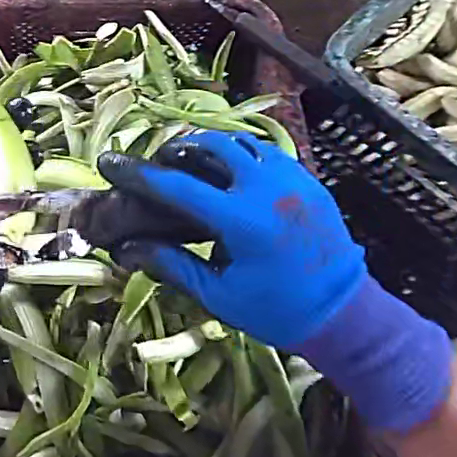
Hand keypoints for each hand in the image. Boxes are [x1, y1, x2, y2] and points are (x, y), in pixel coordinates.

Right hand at [95, 130, 453, 432]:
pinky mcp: (309, 179)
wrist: (346, 314)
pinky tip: (233, 176)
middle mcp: (268, 189)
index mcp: (243, 221)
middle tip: (164, 166)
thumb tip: (126, 251)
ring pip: (242, 142)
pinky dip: (242, 156)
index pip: (178, 185)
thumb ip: (173, 265)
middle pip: (212, 145)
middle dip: (180, 150)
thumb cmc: (277, 311)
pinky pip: (267, 152)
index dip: (139, 173)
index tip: (110, 162)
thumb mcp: (219, 295)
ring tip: (195, 166)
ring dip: (213, 148)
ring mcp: (293, 179)